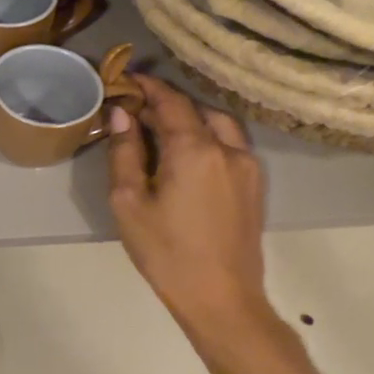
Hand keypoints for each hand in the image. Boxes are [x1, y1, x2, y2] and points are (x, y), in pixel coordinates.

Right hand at [106, 73, 271, 332]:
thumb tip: (121, 114)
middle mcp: (228, 150)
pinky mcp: (252, 186)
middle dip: (164, 101)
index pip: (170, 102)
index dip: (145, 85)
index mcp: (194, 150)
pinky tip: (180, 150)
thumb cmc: (164, 248)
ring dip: (188, 117)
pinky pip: (229, 144)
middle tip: (131, 104)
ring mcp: (247, 168)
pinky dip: (204, 135)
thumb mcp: (128, 198)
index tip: (121, 77)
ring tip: (154, 125)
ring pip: (218, 125)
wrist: (220, 296)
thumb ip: (124, 151)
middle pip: (196, 109)